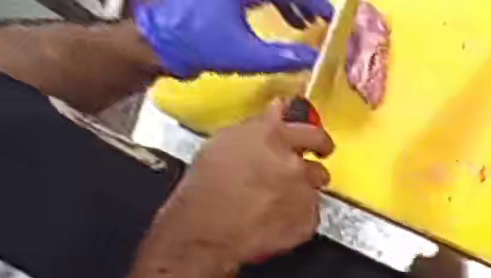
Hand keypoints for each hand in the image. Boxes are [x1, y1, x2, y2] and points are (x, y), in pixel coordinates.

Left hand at [137, 0, 334, 77]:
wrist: (161, 39)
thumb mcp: (250, 55)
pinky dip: (271, 1)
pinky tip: (281, 18)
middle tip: (318, 20)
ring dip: (287, 0)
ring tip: (302, 22)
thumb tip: (314, 59)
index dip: (312, 2)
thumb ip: (286, 56)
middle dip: (300, 1)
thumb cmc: (202, 45)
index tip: (329, 18)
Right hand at [151, 99, 331, 267]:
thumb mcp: (227, 141)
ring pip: (314, 191)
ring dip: (302, 193)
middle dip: (311, 170)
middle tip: (297, 177)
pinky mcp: (309, 222)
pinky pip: (310, 215)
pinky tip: (276, 218)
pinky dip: (298, 215)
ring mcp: (305, 195)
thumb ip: (260, 127)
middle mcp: (295, 165)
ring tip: (276, 201)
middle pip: (318, 166)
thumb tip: (280, 112)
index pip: (313, 132)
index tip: (317, 143)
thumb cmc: (209, 181)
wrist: (212, 227)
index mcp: (273, 138)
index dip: (317, 138)